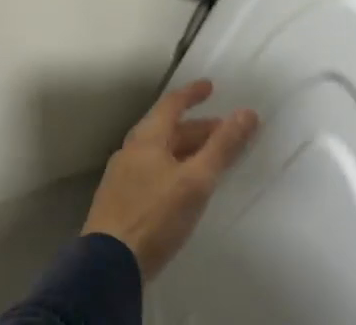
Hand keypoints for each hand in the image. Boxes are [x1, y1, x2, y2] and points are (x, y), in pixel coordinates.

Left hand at [82, 79, 259, 281]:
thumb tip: (248, 112)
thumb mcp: (196, 181)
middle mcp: (130, 152)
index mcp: (146, 139)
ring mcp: (121, 178)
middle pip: (166, 130)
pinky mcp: (119, 204)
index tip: (211, 87)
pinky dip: (172, 169)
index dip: (192, 94)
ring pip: (159, 153)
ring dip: (185, 150)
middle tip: (223, 132)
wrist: (108, 267)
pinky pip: (151, 173)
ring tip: (208, 161)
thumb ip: (223, 146)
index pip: (171, 104)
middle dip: (196, 128)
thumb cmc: (155, 216)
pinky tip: (182, 189)